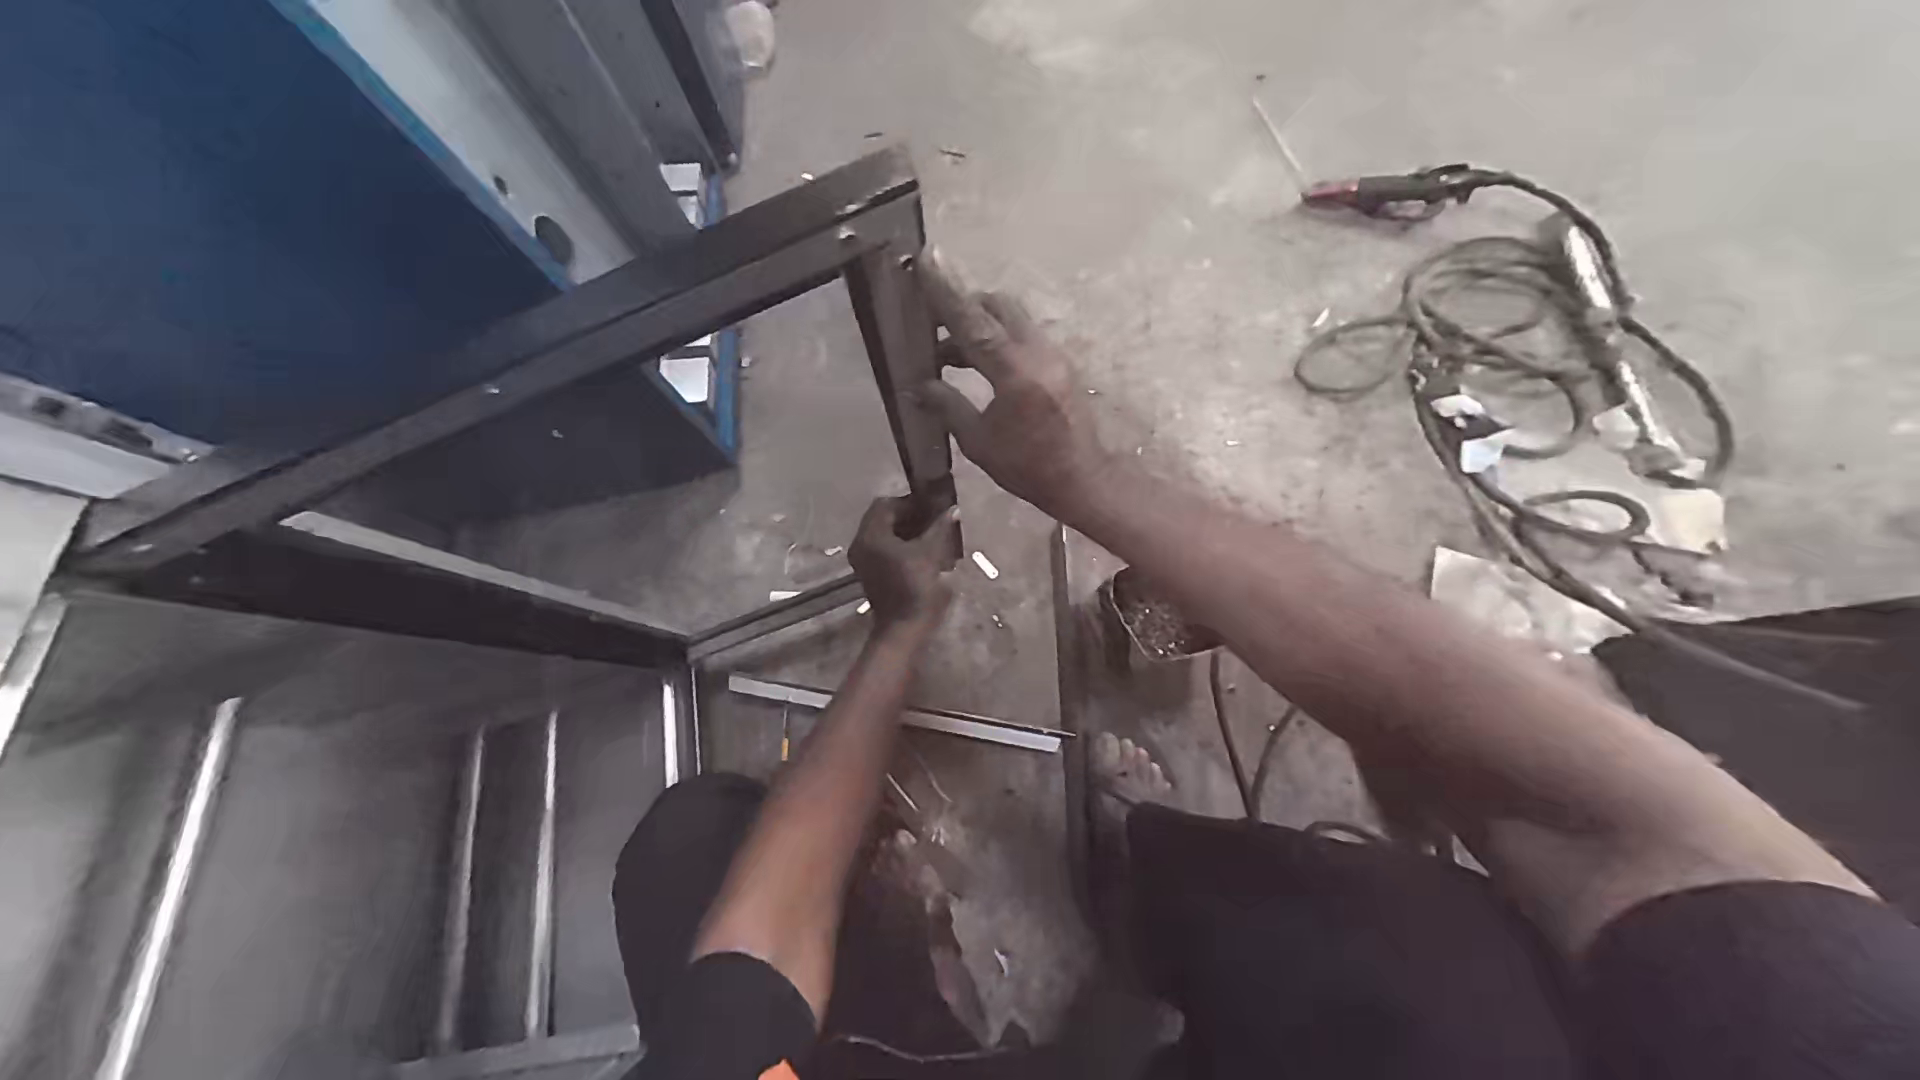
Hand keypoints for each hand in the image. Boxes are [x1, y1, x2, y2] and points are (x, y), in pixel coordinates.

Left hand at [848, 496, 959, 632]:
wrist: (904, 628)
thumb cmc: (917, 588)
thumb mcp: (931, 554)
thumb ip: (940, 527)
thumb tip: (953, 509)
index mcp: (871, 536)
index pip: (885, 504)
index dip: (909, 502)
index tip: (931, 506)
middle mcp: (861, 544)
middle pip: (882, 518)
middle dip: (908, 515)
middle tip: (933, 518)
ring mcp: (863, 560)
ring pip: (883, 533)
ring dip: (905, 529)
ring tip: (930, 532)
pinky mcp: (870, 572)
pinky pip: (883, 548)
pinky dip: (900, 543)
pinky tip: (922, 549)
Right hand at [916, 252, 1118, 519]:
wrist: (1082, 480)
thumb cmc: (1027, 468)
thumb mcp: (979, 442)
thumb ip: (947, 406)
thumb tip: (917, 386)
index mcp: (1015, 373)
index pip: (973, 322)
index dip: (946, 292)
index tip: (927, 257)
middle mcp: (1038, 353)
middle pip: (998, 306)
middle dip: (964, 305)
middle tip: (934, 323)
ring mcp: (1054, 356)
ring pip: (1013, 318)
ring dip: (981, 325)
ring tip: (949, 355)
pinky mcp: (1061, 364)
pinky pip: (1025, 336)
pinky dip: (999, 340)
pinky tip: (980, 367)